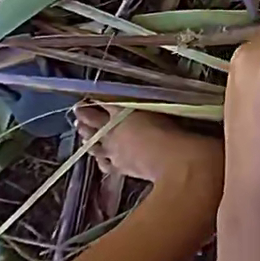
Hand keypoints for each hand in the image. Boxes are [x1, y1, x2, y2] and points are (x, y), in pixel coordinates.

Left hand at [74, 103, 223, 203]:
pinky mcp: (119, 167)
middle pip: (93, 120)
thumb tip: (153, 100)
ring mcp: (114, 150)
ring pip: (93, 141)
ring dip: (87, 135)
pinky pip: (103, 161)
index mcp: (125, 111)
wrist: (180, 166)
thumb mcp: (170, 113)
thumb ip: (157, 106)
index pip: (105, 100)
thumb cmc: (179, 135)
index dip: (97, 98)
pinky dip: (100, 157)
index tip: (92, 94)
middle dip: (86, 115)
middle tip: (79, 110)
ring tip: (82, 129)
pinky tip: (101, 156)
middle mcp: (114, 130)